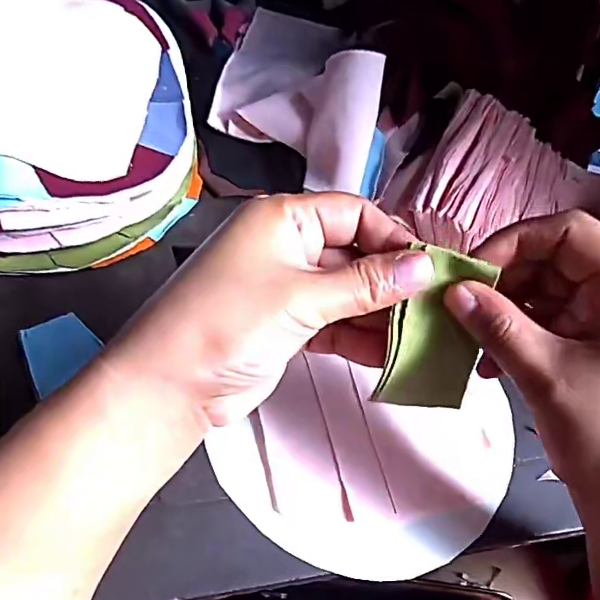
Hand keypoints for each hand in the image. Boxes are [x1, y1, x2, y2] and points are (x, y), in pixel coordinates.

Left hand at [110, 194, 430, 426]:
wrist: (171, 386)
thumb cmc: (217, 325)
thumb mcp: (302, 297)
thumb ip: (366, 283)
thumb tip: (420, 267)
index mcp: (282, 219)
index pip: (354, 213)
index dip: (393, 238)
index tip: (425, 267)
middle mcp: (286, 248)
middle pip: (355, 254)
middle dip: (391, 281)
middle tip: (428, 304)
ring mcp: (287, 289)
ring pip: (349, 293)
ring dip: (380, 314)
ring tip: (417, 333)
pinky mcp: (289, 326)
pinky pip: (337, 323)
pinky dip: (360, 337)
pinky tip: (388, 352)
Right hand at [447, 211, 599, 504]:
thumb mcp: (546, 373)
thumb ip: (498, 325)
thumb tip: (455, 290)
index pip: (569, 232)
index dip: (515, 243)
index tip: (472, 273)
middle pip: (555, 261)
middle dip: (506, 284)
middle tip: (463, 308)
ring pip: (548, 295)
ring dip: (506, 314)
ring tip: (473, 342)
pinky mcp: (597, 350)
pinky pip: (551, 326)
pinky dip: (518, 337)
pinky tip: (491, 363)